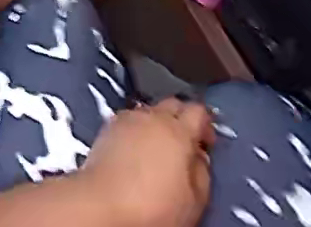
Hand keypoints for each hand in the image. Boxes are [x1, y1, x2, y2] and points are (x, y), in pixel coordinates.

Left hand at [78, 100, 213, 226]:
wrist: (103, 203)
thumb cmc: (154, 206)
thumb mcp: (193, 202)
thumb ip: (202, 174)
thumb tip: (199, 157)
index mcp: (178, 131)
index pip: (198, 111)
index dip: (206, 124)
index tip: (208, 142)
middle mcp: (152, 116)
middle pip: (173, 104)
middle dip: (183, 118)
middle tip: (186, 144)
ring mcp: (128, 117)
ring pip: (150, 111)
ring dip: (159, 123)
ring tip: (160, 148)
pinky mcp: (109, 125)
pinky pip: (131, 119)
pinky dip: (139, 129)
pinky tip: (137, 148)